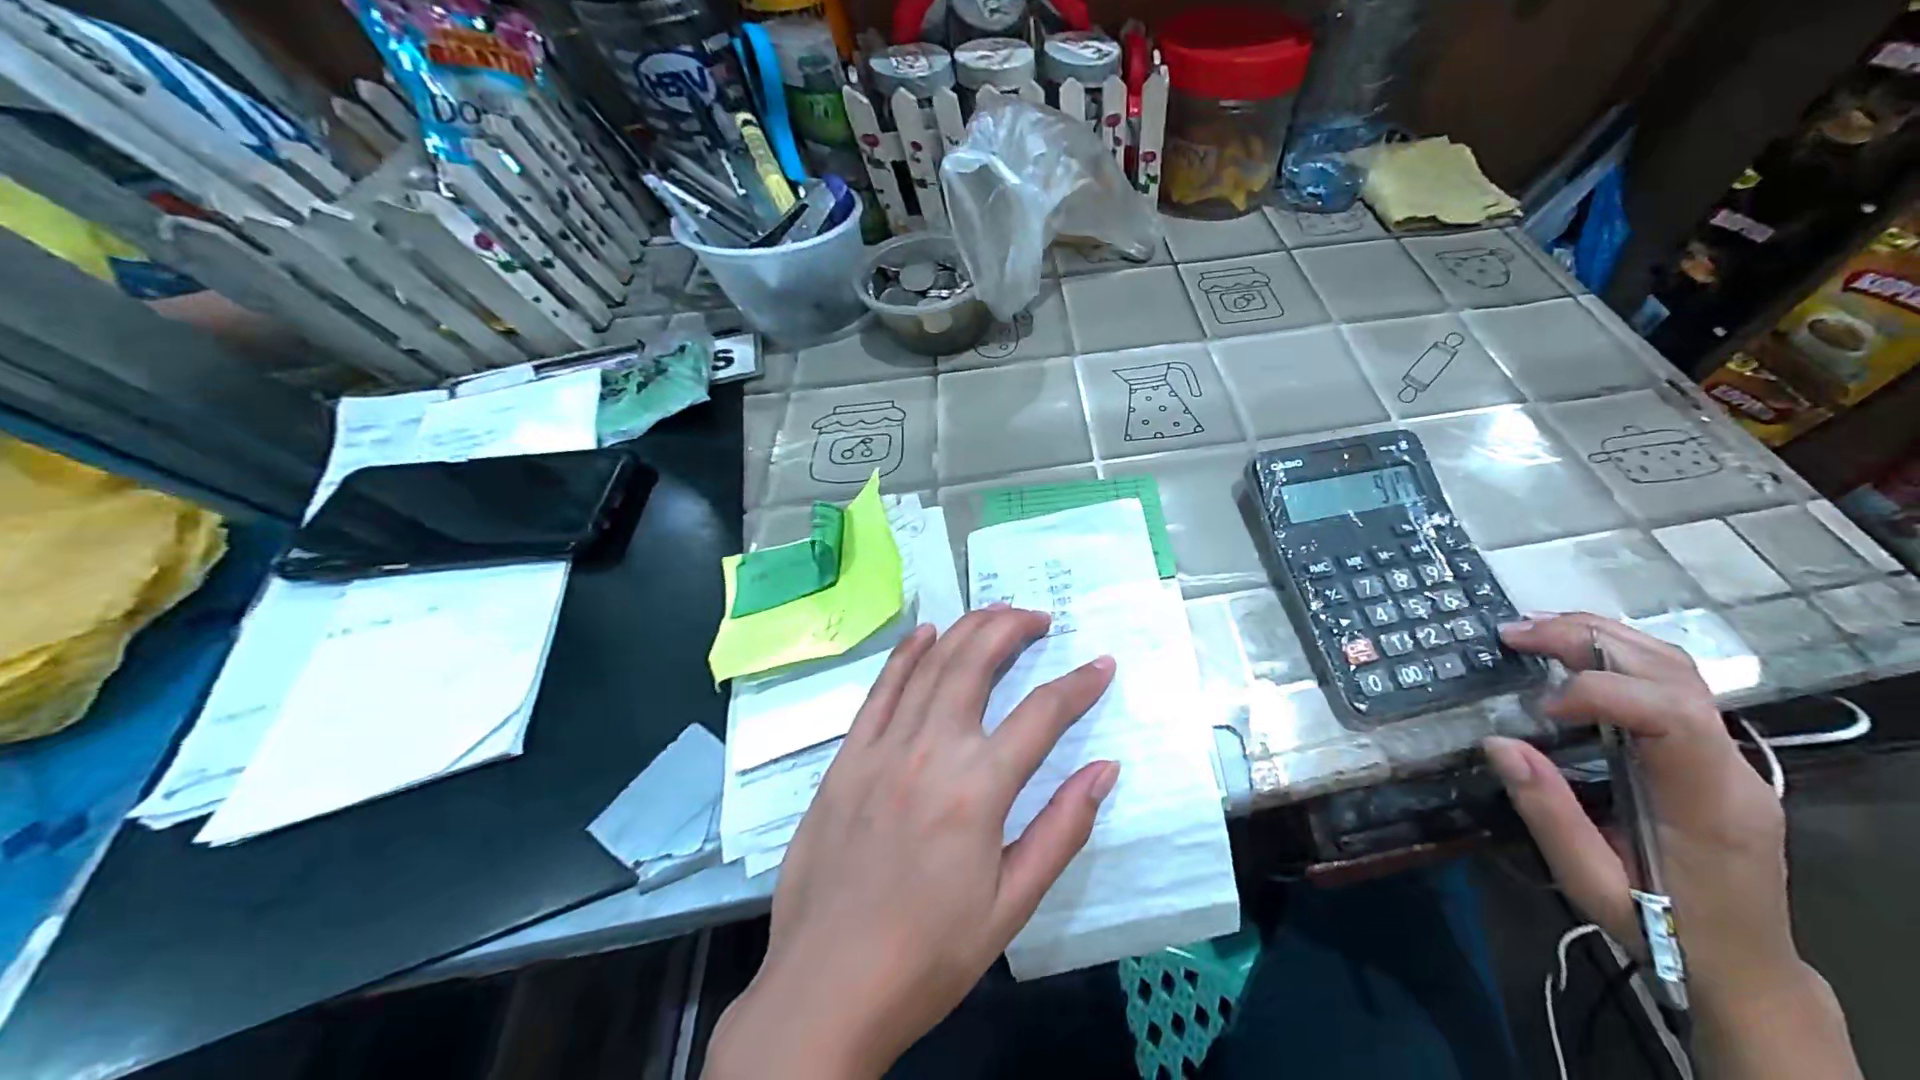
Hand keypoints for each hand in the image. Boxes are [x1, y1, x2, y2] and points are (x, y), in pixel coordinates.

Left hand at [706, 609, 1118, 1079]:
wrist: (828, 984)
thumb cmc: (929, 954)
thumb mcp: (1011, 905)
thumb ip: (1061, 829)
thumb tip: (1104, 769)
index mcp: (978, 789)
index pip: (1041, 714)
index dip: (1078, 684)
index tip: (1101, 664)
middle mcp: (929, 751)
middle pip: (976, 663)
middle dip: (1014, 629)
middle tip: (1040, 619)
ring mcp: (880, 748)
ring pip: (929, 666)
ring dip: (966, 630)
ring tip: (996, 614)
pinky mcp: (845, 757)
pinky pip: (880, 690)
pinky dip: (905, 655)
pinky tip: (925, 634)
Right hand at [1485, 613, 1858, 1077]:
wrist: (1742, 964)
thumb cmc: (1664, 929)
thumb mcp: (1590, 881)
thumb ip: (1548, 811)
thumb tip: (1498, 742)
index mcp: (1708, 803)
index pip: (1672, 716)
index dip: (1600, 693)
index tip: (1539, 707)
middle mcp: (1732, 767)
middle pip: (1674, 674)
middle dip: (1589, 640)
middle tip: (1514, 633)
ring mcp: (1730, 755)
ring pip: (1677, 668)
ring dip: (1601, 636)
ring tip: (1534, 628)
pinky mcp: (1711, 752)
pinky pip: (1672, 684)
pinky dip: (1616, 653)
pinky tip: (1571, 651)